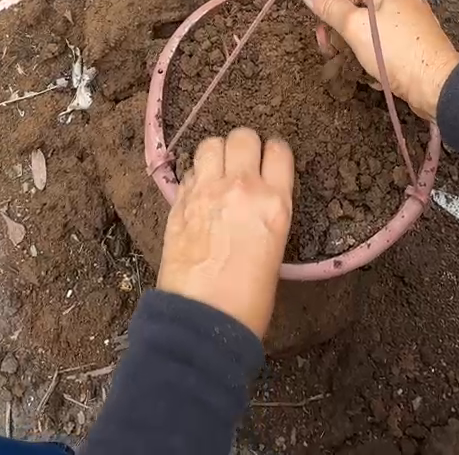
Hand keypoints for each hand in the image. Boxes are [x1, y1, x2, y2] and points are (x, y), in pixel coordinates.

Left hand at [156, 128, 293, 338]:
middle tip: (241, 165)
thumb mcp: (274, 250)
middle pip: (243, 136)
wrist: (202, 322)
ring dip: (216, 154)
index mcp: (275, 202)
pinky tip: (198, 193)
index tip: (269, 163)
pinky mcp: (179, 201)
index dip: (273, 153)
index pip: (279, 150)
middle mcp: (242, 187)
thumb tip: (254, 204)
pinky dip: (195, 175)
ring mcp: (206, 191)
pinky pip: (189, 170)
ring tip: (216, 172)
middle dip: (244, 146)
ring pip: (211, 143)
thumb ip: (265, 214)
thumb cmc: (248, 302)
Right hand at [298, 0, 458, 121]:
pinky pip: (388, 48)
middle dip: (343, 38)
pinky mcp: (417, 46)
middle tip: (335, 57)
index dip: (331, 21)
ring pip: (372, 34)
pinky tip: (375, 76)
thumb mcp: (355, 27)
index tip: (325, 44)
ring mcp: (413, 23)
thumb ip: (329, 6)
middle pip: (359, 15)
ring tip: (357, 69)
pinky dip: (378, 60)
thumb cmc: (396, 52)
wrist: (437, 87)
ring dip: (358, 52)